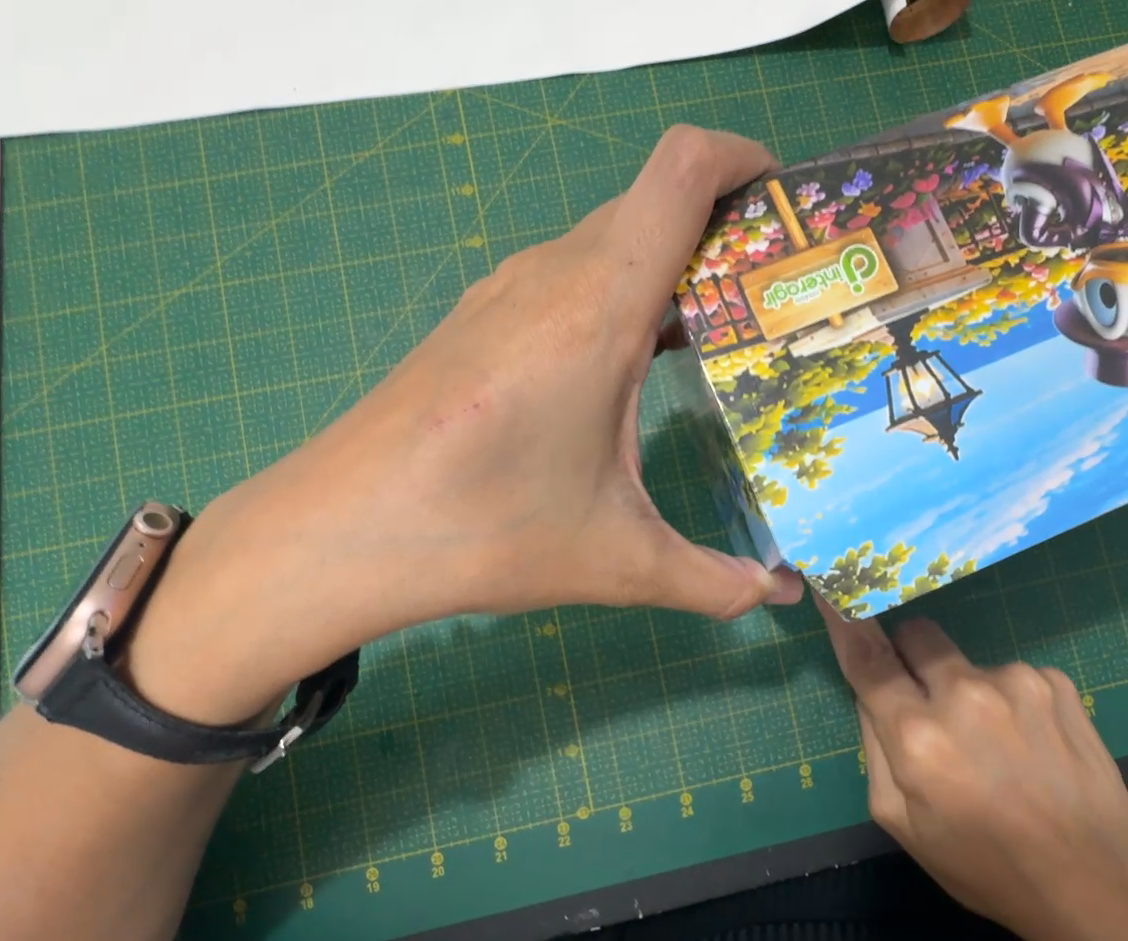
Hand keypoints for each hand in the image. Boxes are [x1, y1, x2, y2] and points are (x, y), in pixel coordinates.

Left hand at [122, 127, 803, 724]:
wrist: (339, 532)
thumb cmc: (485, 532)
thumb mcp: (619, 562)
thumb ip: (714, 581)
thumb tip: (781, 594)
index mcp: (600, 306)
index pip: (681, 172)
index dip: (742, 159)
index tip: (788, 202)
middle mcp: (553, 276)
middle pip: (655, 204)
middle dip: (724, 231)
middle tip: (777, 296)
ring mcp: (507, 292)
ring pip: (609, 241)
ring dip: (669, 267)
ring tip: (721, 331)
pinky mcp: (480, 320)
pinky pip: (570, 276)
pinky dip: (621, 293)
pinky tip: (635, 363)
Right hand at [818, 601, 1127, 940]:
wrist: (1098, 877)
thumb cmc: (988, 865)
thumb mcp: (904, 826)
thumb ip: (875, 749)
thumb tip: (871, 693)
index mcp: (917, 737)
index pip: (867, 660)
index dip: (844, 622)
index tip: (832, 588)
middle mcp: (964, 694)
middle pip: (916, 635)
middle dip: (910, 659)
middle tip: (928, 708)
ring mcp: (1015, 680)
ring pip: (964, 661)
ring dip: (964, 690)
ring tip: (996, 747)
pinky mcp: (1055, 680)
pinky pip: (1008, 674)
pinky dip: (1007, 701)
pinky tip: (1029, 744)